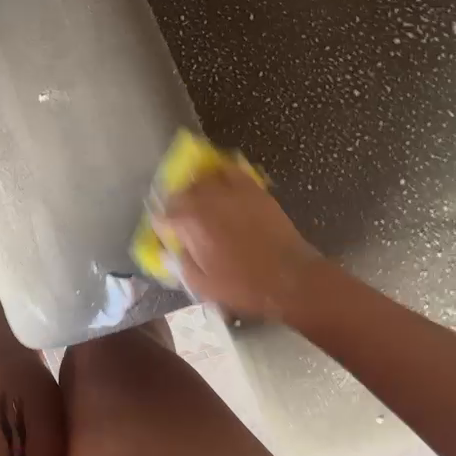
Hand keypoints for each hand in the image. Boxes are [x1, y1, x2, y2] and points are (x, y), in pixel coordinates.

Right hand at [160, 165, 327, 320]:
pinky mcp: (252, 189)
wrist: (292, 279)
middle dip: (178, 203)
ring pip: (203, 176)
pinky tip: (222, 181)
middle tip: (184, 218)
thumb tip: (169, 251)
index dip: (163, 225)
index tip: (168, 234)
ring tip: (200, 197)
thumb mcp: (203, 284)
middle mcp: (205, 199)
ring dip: (197, 185)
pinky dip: (222, 172)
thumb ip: (181, 263)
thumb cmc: (245, 285)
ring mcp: (230, 190)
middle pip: (180, 190)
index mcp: (189, 221)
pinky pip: (231, 170)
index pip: (163, 214)